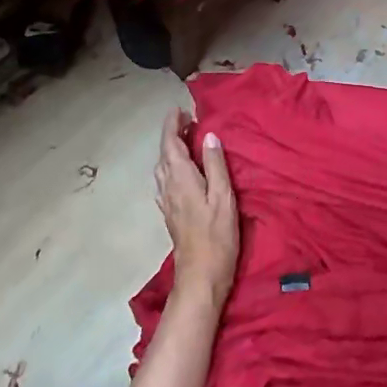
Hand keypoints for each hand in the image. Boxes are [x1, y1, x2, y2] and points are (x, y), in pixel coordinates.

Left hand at [155, 110, 238, 303]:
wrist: (200, 276)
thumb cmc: (217, 236)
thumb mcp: (223, 197)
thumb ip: (216, 165)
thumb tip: (209, 136)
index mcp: (181, 179)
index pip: (170, 144)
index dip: (172, 125)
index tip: (180, 110)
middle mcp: (168, 187)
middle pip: (164, 154)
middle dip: (173, 135)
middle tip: (190, 122)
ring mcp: (167, 202)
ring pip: (163, 168)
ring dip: (172, 151)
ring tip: (189, 142)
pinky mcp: (170, 214)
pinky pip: (166, 181)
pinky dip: (173, 167)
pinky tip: (184, 172)